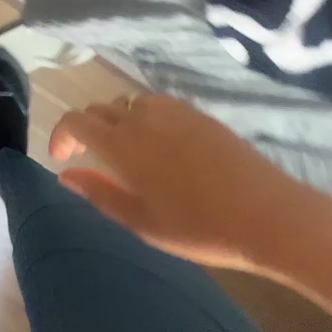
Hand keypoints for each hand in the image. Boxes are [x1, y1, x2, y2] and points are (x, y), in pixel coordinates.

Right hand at [50, 94, 314, 273]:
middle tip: (90, 158)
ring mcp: (171, 110)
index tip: (62, 158)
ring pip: (127, 103)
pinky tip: (160, 144)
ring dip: (116, 121)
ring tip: (127, 151)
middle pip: (98, 109)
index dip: (61, 135)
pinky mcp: (196, 112)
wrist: (271, 216)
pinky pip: (155, 104)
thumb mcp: (144, 223)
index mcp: (121, 144)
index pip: (75, 121)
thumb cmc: (201, 228)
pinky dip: (144, 117)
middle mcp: (140, 117)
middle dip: (86, 129)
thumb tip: (66, 174)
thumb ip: (100, 195)